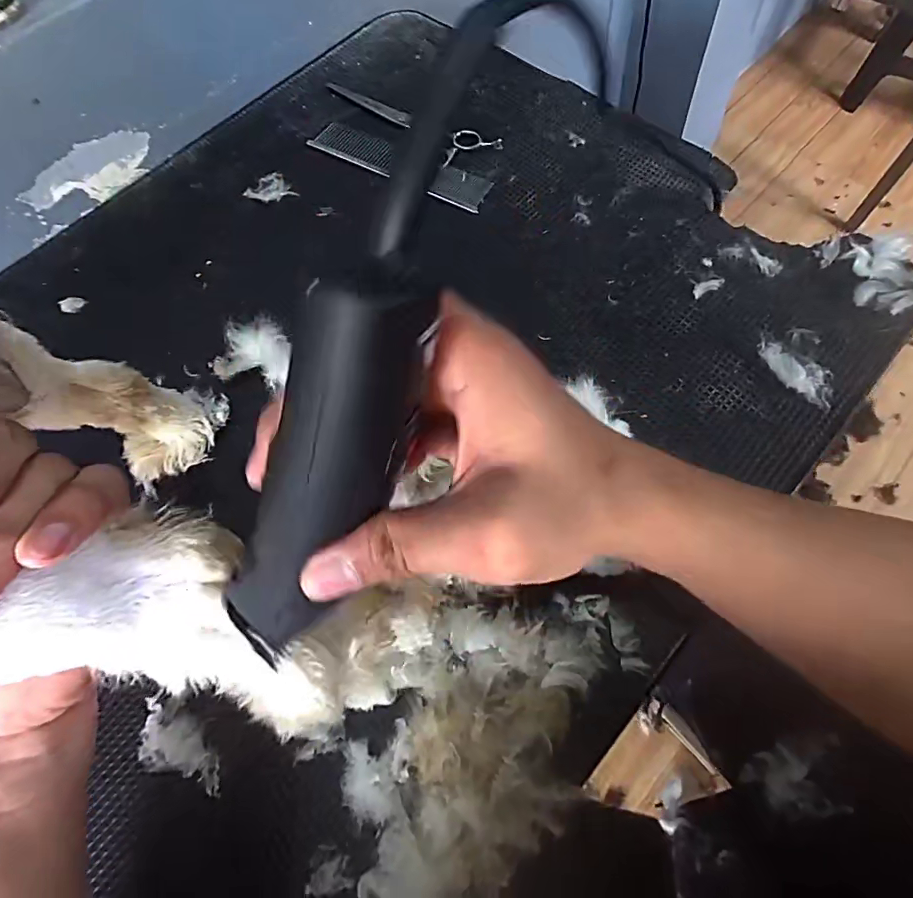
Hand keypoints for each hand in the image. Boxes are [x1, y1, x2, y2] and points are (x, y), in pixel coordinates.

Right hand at [247, 294, 656, 599]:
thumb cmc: (566, 505)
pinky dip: (392, 443)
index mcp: (464, 354)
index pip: (370, 338)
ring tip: (312, 477)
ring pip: (395, 392)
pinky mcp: (478, 405)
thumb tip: (312, 574)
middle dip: (330, 413)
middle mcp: (464, 352)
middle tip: (283, 464)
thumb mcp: (477, 531)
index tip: (285, 433)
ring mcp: (472, 377)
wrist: (629, 506)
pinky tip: (365, 481)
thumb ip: (394, 547)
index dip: (320, 379)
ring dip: (360, 431)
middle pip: (375, 365)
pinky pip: (418, 412)